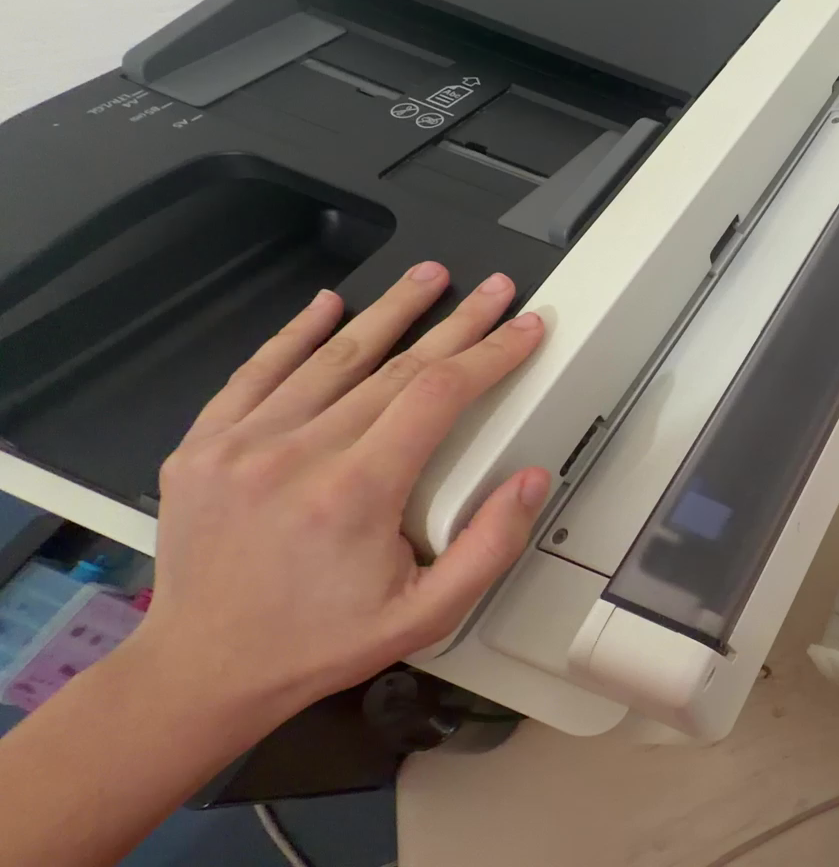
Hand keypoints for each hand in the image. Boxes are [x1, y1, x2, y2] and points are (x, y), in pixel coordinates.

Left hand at [132, 262, 549, 726]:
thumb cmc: (322, 641)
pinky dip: (296, 334)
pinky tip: (328, 304)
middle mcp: (295, 456)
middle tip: (497, 292)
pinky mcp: (204, 447)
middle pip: (396, 365)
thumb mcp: (431, 613)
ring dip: (390, 310)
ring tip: (430, 276)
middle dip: (459, 323)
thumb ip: (492, 545)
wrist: (200, 671)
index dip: (491, 353)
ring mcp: (241, 446)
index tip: (525, 329)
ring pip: (332, 356)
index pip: (439, 395)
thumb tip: (529, 478)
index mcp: (355, 493)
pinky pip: (256, 372)